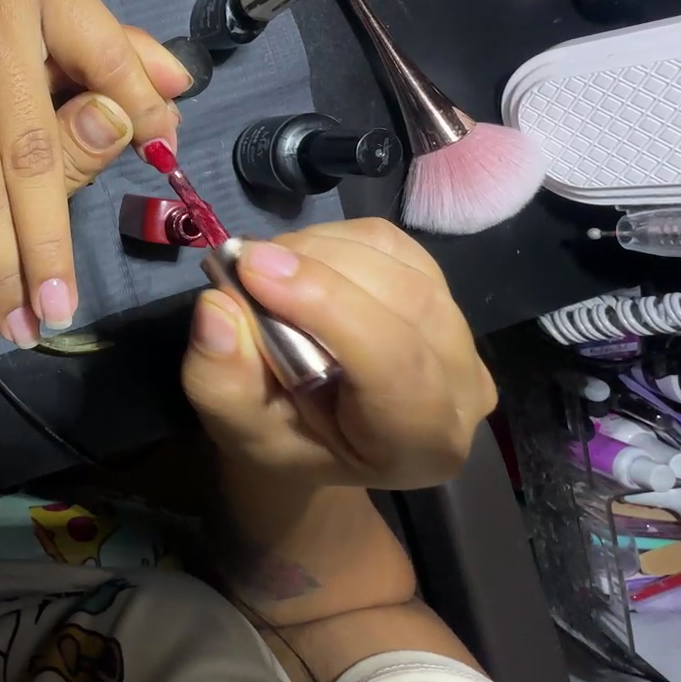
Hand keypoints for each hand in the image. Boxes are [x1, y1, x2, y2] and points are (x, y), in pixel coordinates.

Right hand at [180, 219, 494, 489]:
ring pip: (396, 262)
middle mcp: (462, 388)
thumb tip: (218, 306)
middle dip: (313, 267)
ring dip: (317, 249)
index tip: (250, 268)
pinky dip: (332, 239)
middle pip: (402, 299)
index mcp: (421, 441)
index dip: (324, 303)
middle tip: (242, 262)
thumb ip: (223, 380)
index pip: (394, 361)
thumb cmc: (278, 440)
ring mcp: (460, 336)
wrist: (311, 438)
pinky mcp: (439, 291)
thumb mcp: (235, 427)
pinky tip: (296, 263)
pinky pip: (389, 243)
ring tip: (263, 268)